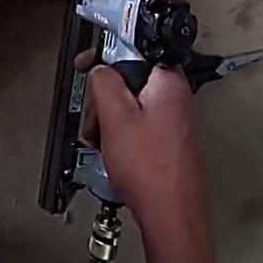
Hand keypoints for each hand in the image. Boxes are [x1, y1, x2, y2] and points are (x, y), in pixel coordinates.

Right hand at [83, 61, 208, 233]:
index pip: (134, 48)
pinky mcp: (168, 136)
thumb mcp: (115, 117)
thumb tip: (100, 68)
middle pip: (129, 78)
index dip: (105, 54)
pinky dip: (121, 132)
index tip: (87, 61)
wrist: (171, 214)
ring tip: (103, 141)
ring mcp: (174, 117)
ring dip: (109, 118)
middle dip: (104, 98)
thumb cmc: (150, 170)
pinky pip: (138, 122)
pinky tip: (114, 151)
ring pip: (131, 102)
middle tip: (96, 120)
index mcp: (168, 81)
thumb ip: (105, 82)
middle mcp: (175, 94)